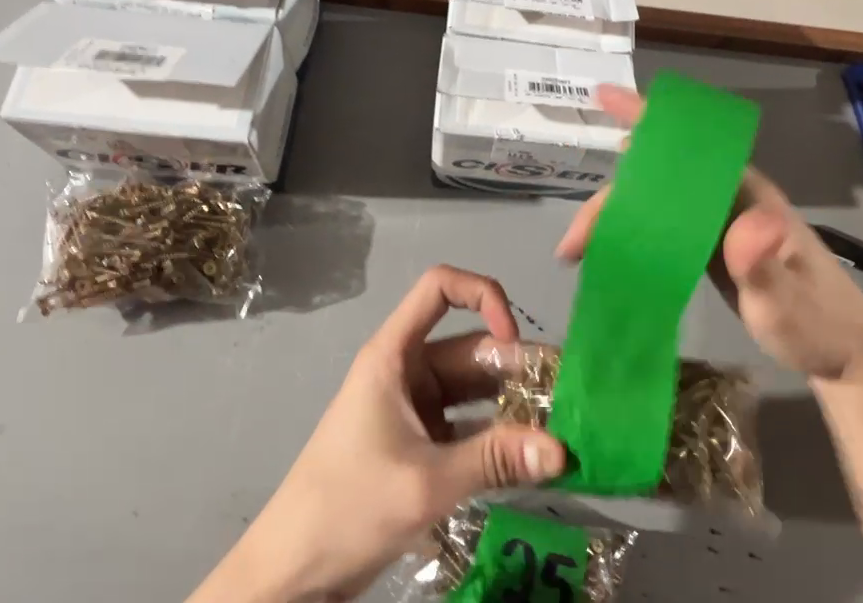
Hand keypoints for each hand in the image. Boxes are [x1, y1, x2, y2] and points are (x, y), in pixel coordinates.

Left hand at [193, 266, 566, 602]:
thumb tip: (562, 450)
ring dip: (515, 405)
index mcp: (394, 356)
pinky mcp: (420, 446)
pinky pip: (470, 427)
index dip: (483, 296)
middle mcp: (407, 373)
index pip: (439, 289)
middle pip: (471, 348)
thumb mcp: (426, 483)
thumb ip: (496, 461)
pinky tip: (534, 457)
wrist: (292, 572)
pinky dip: (499, 437)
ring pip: (475, 391)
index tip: (513, 336)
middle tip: (570, 396)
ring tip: (564, 426)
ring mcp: (414, 410)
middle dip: (518, 367)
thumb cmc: (348, 508)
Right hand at [558, 85, 862, 381]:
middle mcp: (731, 201)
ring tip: (577, 250)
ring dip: (617, 217)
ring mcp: (722, 225)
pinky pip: (665, 229)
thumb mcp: (789, 303)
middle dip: (613, 199)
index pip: (691, 146)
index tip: (605, 99)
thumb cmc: (819, 326)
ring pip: (658, 204)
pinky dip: (634, 236)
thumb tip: (746, 220)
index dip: (648, 120)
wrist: (843, 359)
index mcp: (748, 197)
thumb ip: (764, 266)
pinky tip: (609, 254)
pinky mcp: (714, 250)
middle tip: (574, 242)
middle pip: (661, 179)